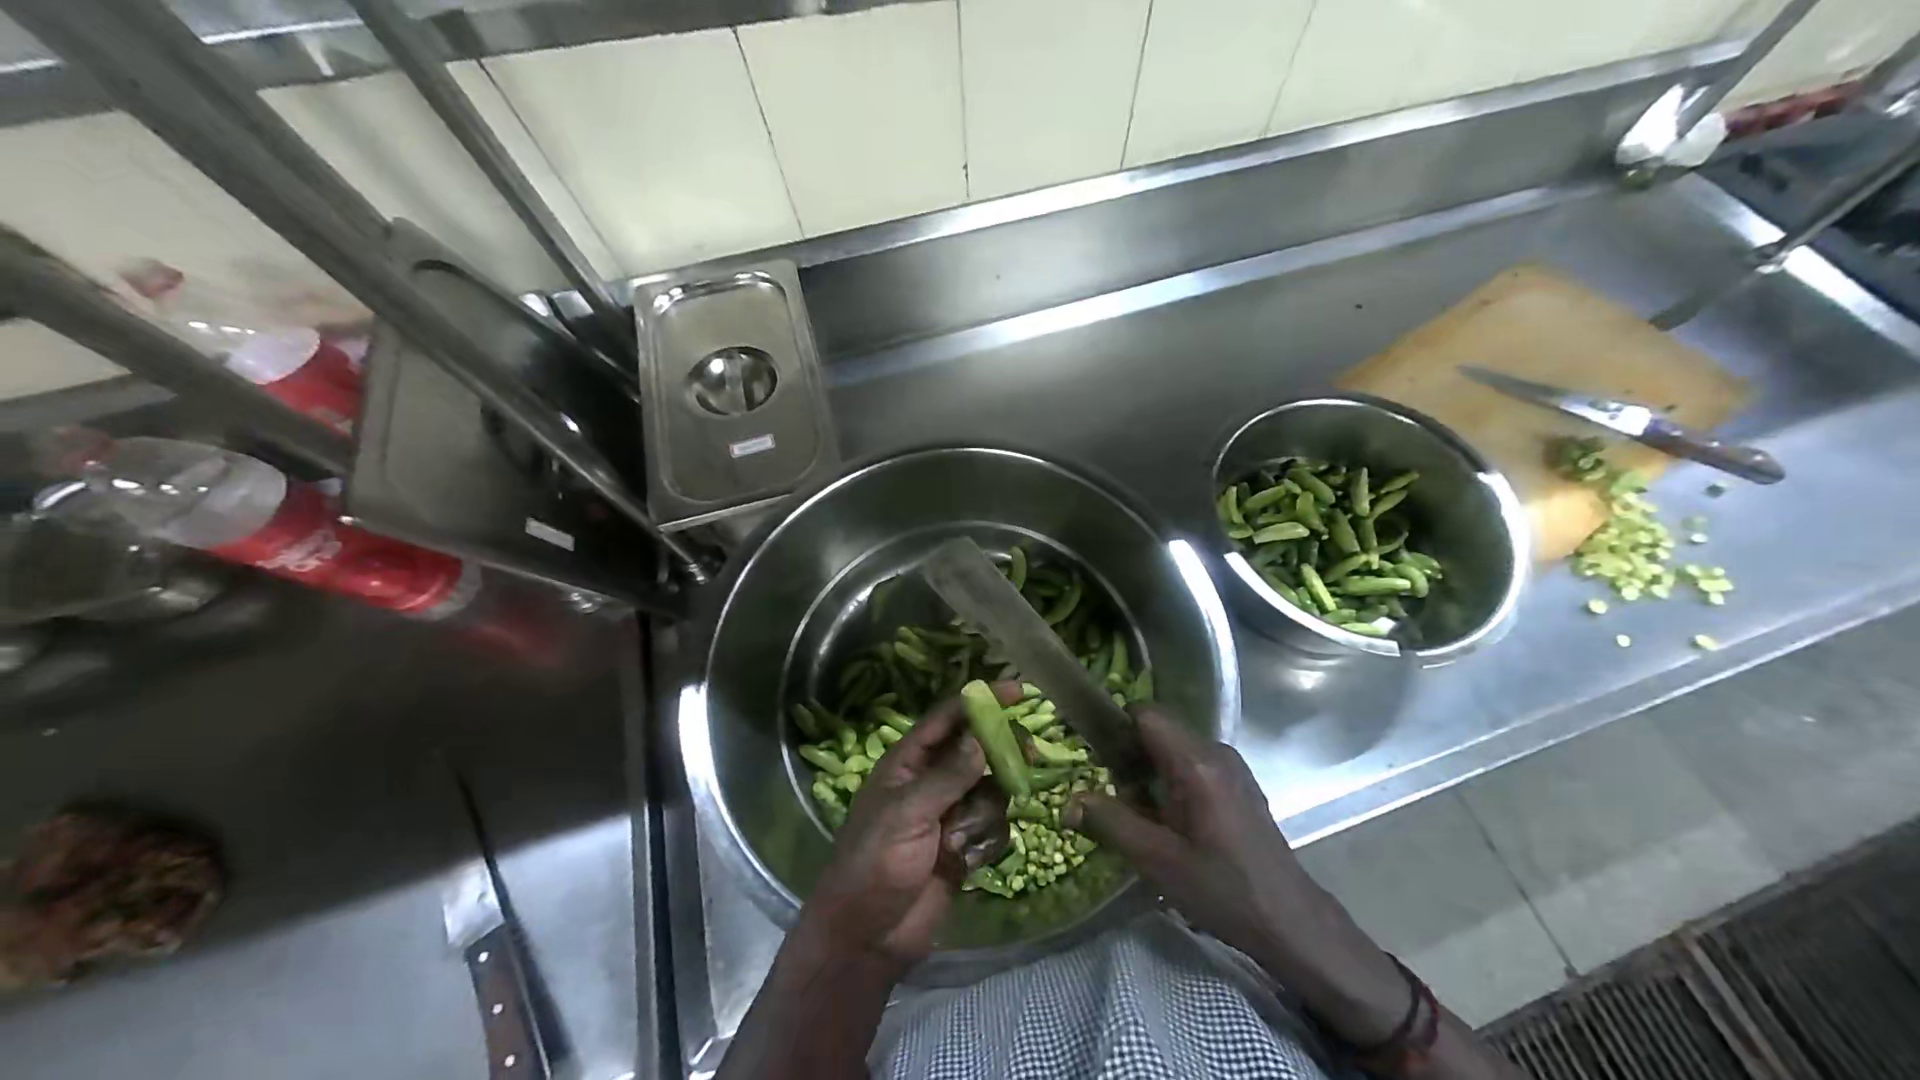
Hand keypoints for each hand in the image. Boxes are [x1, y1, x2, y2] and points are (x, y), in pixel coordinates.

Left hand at [798, 683, 1019, 969]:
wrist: (868, 937)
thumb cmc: (875, 863)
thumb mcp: (908, 814)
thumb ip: (949, 776)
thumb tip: (983, 738)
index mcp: (908, 763)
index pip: (949, 718)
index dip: (981, 701)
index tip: (1019, 690)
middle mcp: (932, 782)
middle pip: (978, 752)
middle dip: (1000, 756)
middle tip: (1027, 754)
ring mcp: (949, 815)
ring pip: (992, 792)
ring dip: (983, 815)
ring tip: (958, 841)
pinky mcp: (964, 846)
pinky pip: (994, 828)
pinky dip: (985, 843)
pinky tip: (966, 864)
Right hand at [1063, 705, 1321, 966]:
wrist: (1289, 921)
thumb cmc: (1222, 889)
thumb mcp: (1157, 860)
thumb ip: (1109, 822)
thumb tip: (1068, 802)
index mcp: (1197, 763)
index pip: (1146, 714)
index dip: (1116, 727)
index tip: (1094, 755)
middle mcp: (1216, 752)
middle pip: (1159, 730)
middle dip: (1128, 754)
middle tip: (1109, 790)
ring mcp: (1231, 766)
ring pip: (1174, 748)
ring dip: (1148, 769)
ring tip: (1134, 808)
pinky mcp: (1238, 783)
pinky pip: (1192, 763)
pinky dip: (1170, 779)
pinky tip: (1165, 818)